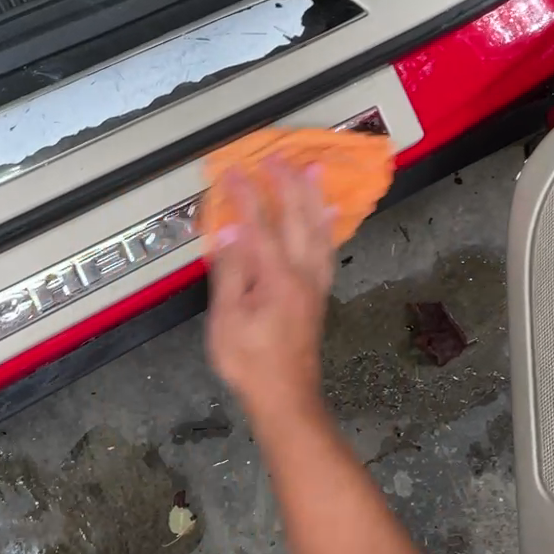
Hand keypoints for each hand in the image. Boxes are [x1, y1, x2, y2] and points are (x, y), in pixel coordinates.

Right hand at [205, 162, 336, 424]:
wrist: (284, 395)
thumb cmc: (250, 362)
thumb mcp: (227, 320)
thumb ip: (230, 274)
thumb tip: (230, 234)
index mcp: (276, 278)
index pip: (258, 225)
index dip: (246, 195)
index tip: (233, 171)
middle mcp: (301, 275)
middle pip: (296, 219)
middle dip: (285, 184)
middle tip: (276, 158)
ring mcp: (313, 284)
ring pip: (317, 230)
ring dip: (312, 197)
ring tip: (312, 171)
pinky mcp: (317, 295)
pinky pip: (326, 250)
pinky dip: (326, 227)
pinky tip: (327, 218)